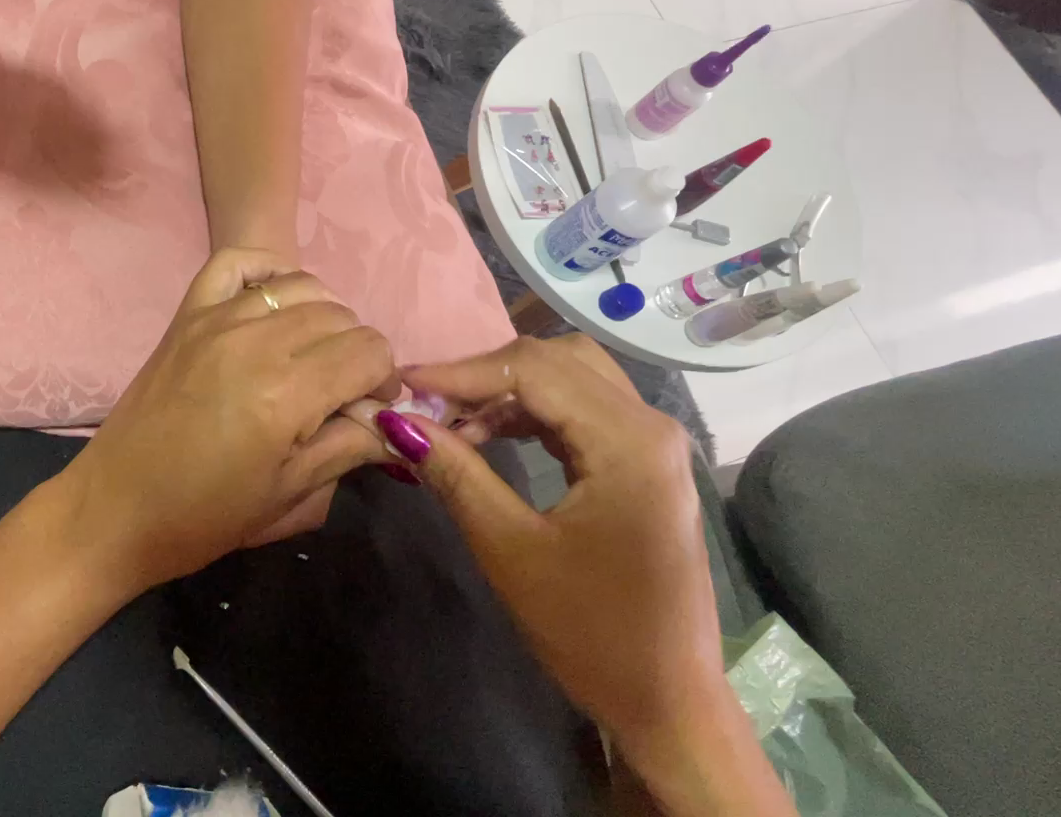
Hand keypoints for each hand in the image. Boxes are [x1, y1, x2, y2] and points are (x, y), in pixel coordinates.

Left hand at [60, 249, 397, 589]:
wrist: (116, 510)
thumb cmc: (204, 517)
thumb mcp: (290, 496)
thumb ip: (349, 446)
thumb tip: (395, 425)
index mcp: (287, 392)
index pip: (370, 351)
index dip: (382, 382)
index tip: (369, 411)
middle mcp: (255, 341)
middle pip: (341, 317)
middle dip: (355, 354)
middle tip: (338, 394)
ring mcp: (216, 319)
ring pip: (300, 287)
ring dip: (321, 318)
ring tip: (308, 356)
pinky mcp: (186, 315)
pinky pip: (235, 263)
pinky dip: (267, 272)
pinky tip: (274, 304)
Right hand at [378, 336, 725, 750]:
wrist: (665, 700)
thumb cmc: (589, 630)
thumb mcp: (509, 549)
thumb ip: (455, 473)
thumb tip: (395, 421)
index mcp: (629, 443)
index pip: (534, 370)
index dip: (461, 371)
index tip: (402, 385)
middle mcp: (650, 425)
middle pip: (556, 360)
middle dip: (483, 373)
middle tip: (426, 403)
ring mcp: (651, 443)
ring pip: (569, 378)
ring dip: (505, 390)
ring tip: (450, 422)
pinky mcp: (642, 462)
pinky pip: (579, 409)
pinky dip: (529, 410)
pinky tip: (488, 435)